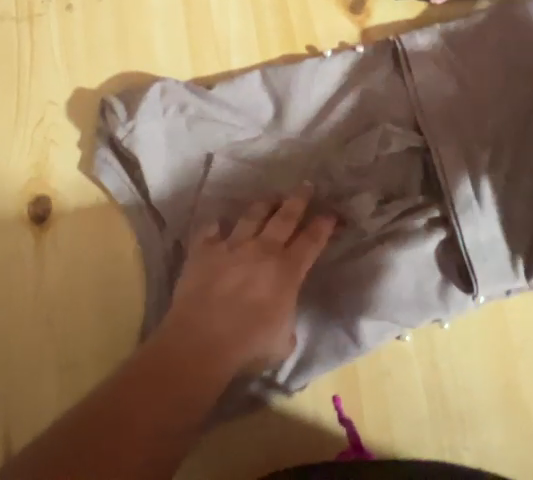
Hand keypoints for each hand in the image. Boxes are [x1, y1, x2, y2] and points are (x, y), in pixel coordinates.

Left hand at [157, 186, 336, 374]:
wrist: (201, 341)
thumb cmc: (248, 347)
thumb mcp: (283, 340)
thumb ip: (287, 320)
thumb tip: (282, 315)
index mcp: (287, 271)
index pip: (311, 241)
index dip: (323, 225)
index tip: (330, 213)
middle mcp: (262, 250)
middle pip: (285, 217)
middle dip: (299, 199)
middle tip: (306, 185)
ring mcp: (232, 246)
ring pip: (252, 215)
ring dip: (264, 204)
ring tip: (270, 197)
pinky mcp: (204, 250)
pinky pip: (211, 229)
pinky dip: (217, 226)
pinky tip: (218, 223)